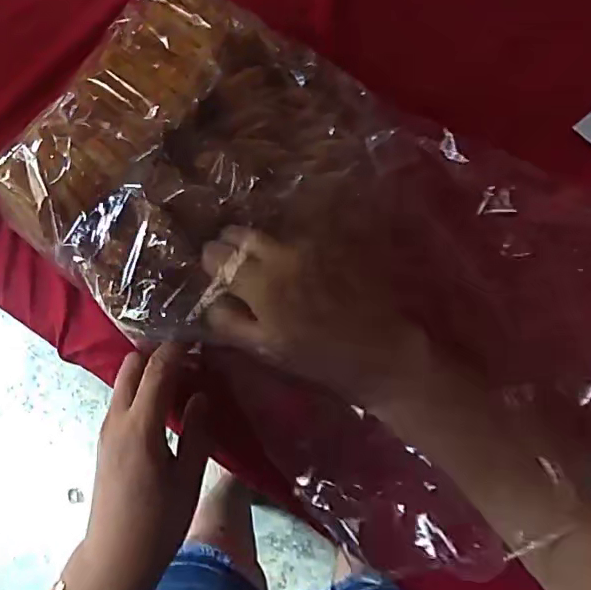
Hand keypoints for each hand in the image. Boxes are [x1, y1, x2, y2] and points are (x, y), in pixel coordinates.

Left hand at [68, 344, 211, 589]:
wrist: (114, 556)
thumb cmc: (158, 524)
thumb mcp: (187, 480)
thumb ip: (197, 433)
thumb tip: (202, 395)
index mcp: (140, 425)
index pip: (156, 370)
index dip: (176, 349)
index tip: (198, 338)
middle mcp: (117, 418)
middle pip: (131, 365)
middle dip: (157, 352)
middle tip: (188, 354)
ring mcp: (106, 427)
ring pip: (123, 380)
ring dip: (147, 369)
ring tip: (180, 374)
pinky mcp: (105, 438)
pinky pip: (121, 398)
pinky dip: (140, 388)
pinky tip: (162, 401)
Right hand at [199, 226, 431, 404]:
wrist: (381, 353)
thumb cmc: (318, 358)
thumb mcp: (264, 349)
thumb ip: (227, 322)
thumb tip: (208, 300)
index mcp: (258, 283)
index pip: (215, 255)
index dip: (210, 262)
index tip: (213, 273)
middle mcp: (280, 255)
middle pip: (239, 233)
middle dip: (230, 245)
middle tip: (235, 263)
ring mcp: (309, 245)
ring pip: (268, 231)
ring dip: (258, 243)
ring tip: (263, 261)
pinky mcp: (332, 244)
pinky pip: (297, 234)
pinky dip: (286, 243)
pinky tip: (293, 261)